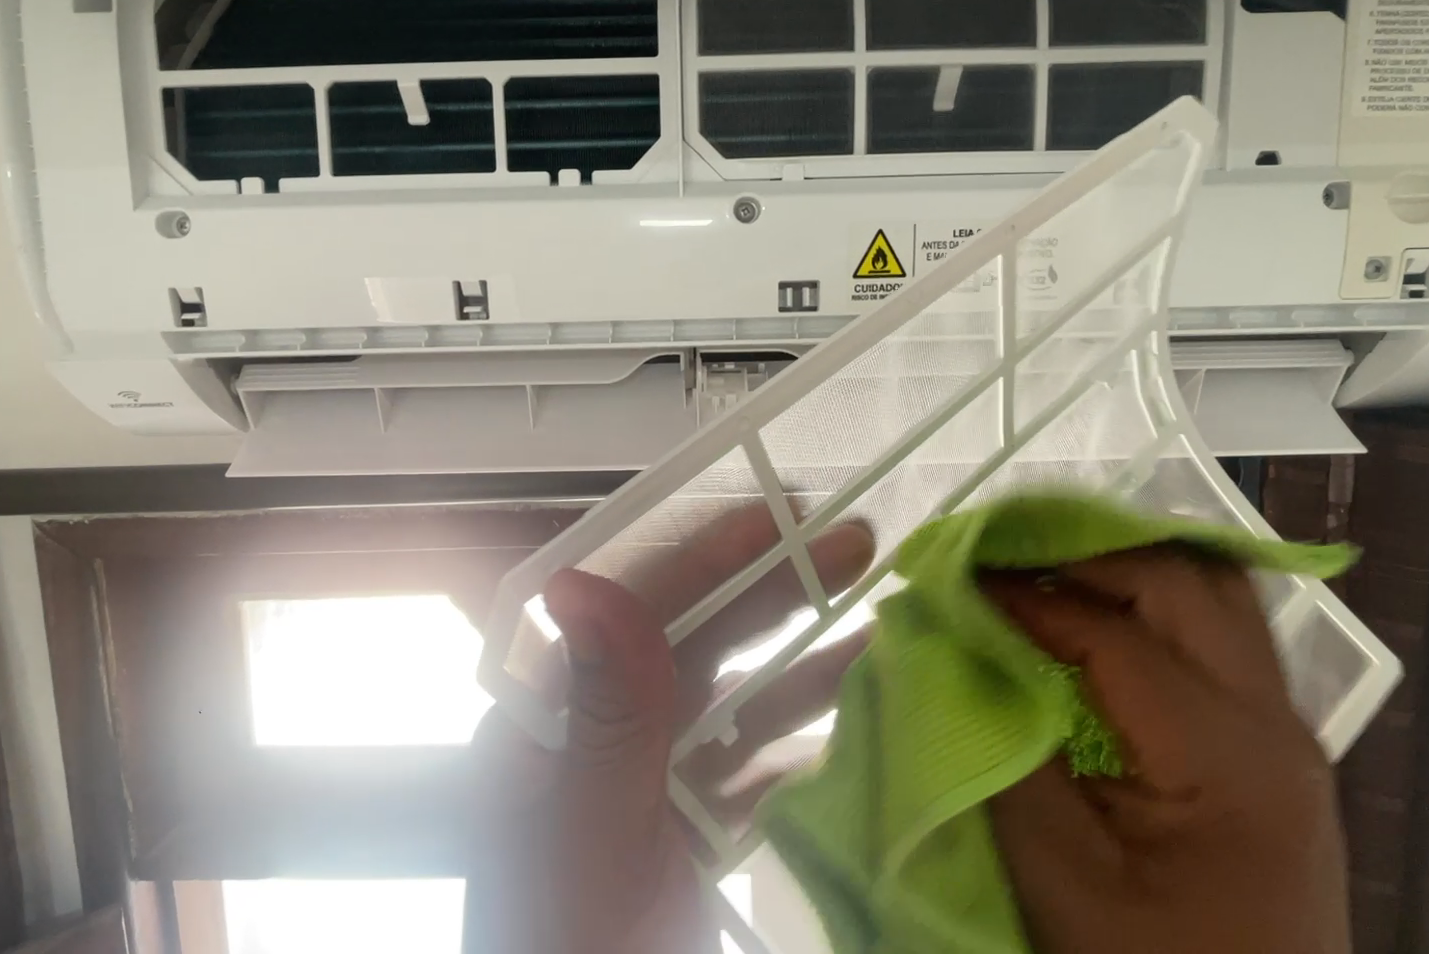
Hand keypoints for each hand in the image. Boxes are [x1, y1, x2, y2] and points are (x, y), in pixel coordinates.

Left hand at [462, 506, 875, 953]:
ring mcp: (645, 774)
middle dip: (773, 589)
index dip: (709, 553)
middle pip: (693, 637)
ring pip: (732, 692)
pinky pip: (751, 756)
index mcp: (552, 717)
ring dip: (803, 659)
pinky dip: (804, 733)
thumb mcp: (595, 834)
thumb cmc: (578, 948)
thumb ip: (605, 714)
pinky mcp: (685, 819)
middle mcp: (598, 730)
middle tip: (855, 546)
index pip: (632, 606)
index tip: (785, 517)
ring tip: (877, 624)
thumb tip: (581, 580)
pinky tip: (857, 711)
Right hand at [985, 547, 1350, 953]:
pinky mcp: (1268, 742)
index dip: (1025, 596)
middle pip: (1184, 584)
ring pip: (1214, 594)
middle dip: (1082, 552)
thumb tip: (959, 648)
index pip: (1114, 635)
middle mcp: (1275, 723)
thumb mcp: (1060, 876)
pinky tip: (1095, 610)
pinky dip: (1150, 599)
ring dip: (1124, 565)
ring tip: (1042, 566)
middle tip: (999, 554)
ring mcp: (1283, 729)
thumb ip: (1008, 751)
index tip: (953, 577)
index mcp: (1228, 760)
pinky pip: (1216, 632)